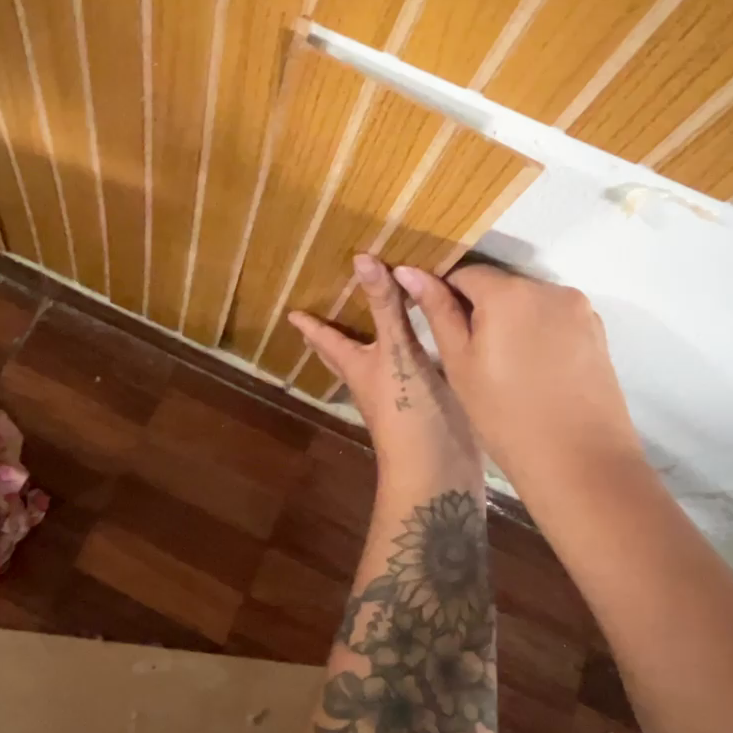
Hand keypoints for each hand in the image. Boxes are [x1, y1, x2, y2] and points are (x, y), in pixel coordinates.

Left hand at [289, 255, 482, 489]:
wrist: (440, 473)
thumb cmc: (408, 412)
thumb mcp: (397, 352)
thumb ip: (385, 306)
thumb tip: (362, 258)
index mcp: (358, 367)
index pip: (327, 339)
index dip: (311, 325)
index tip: (292, 311)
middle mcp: (373, 380)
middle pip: (345, 354)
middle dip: (335, 336)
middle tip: (326, 313)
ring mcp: (400, 394)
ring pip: (380, 362)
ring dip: (376, 343)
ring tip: (379, 319)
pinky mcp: (429, 403)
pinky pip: (416, 369)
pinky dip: (417, 352)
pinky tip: (432, 345)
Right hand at [393, 263, 644, 485]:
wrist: (580, 464)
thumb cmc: (506, 416)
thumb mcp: (460, 363)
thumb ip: (437, 311)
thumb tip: (408, 271)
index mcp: (507, 292)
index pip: (464, 272)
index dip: (446, 294)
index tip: (440, 325)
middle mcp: (547, 288)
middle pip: (499, 285)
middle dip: (481, 307)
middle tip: (470, 352)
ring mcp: (578, 308)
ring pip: (527, 301)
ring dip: (511, 319)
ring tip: (505, 365)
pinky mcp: (597, 330)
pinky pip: (554, 317)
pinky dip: (538, 331)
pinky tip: (534, 369)